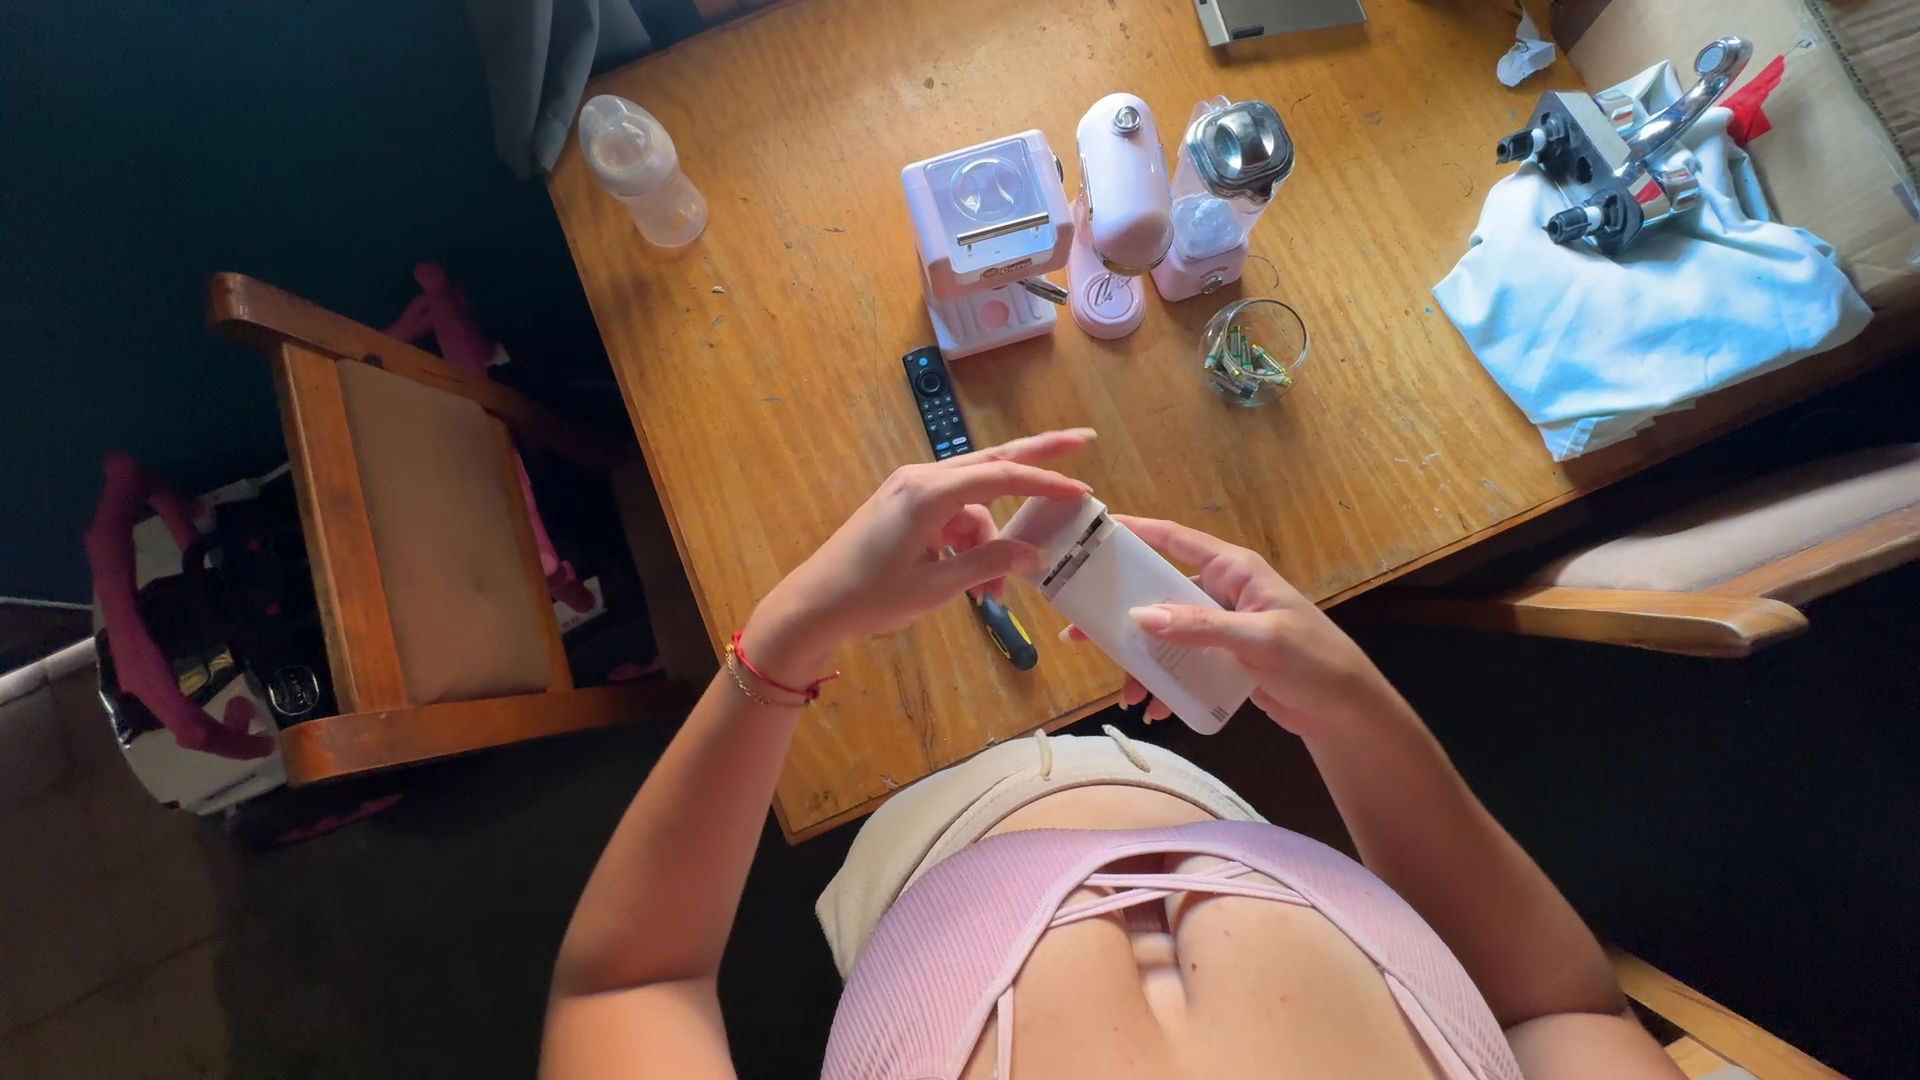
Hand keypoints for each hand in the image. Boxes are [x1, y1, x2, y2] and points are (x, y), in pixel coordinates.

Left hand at [743, 429, 1094, 683]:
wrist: (813, 605)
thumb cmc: (872, 597)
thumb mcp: (936, 586)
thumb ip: (988, 563)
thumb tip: (1033, 553)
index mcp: (928, 493)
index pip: (1001, 476)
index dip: (1045, 483)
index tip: (1081, 490)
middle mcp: (921, 479)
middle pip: (992, 461)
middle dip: (1038, 456)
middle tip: (1083, 440)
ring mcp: (910, 490)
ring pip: (972, 505)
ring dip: (990, 543)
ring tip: (990, 596)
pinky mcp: (904, 506)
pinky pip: (952, 518)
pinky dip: (967, 545)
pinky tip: (969, 582)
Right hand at [1065, 515, 1399, 738]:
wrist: (1344, 712)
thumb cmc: (1314, 661)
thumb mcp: (1259, 639)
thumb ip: (1201, 626)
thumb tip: (1141, 616)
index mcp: (1234, 570)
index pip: (1177, 540)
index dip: (1138, 531)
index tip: (1099, 529)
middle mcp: (1221, 592)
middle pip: (1158, 592)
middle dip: (1122, 614)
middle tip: (1081, 631)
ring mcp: (1218, 626)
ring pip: (1163, 634)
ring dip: (1142, 662)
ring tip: (1127, 694)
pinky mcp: (1218, 657)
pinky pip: (1178, 662)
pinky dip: (1164, 683)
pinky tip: (1155, 706)